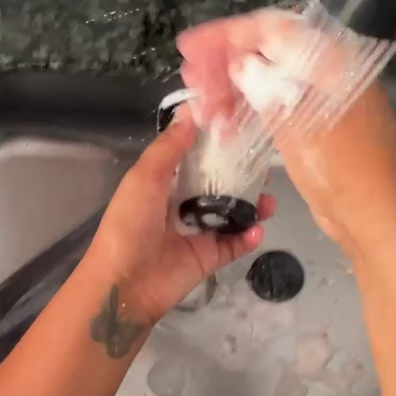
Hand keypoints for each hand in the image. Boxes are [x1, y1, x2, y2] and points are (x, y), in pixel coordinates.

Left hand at [85, 111, 274, 322]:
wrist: (125, 283)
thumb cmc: (130, 224)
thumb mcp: (144, 177)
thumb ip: (170, 147)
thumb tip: (193, 112)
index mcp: (162, 183)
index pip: (194, 157)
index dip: (215, 142)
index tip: (242, 125)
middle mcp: (180, 204)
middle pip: (218, 183)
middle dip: (242, 174)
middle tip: (266, 165)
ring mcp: (196, 232)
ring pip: (231, 213)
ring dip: (252, 206)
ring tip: (270, 202)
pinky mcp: (207, 258)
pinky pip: (234, 244)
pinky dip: (249, 237)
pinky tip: (258, 230)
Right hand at [177, 11, 395, 252]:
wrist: (376, 219)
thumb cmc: (343, 170)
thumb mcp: (298, 125)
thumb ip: (266, 87)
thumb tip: (238, 63)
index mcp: (335, 60)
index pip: (273, 31)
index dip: (227, 35)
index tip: (191, 45)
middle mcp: (331, 73)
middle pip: (268, 53)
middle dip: (224, 62)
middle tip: (189, 74)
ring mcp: (323, 100)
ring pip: (268, 81)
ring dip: (231, 89)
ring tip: (200, 101)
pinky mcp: (315, 126)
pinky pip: (275, 107)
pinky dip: (247, 111)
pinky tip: (221, 123)